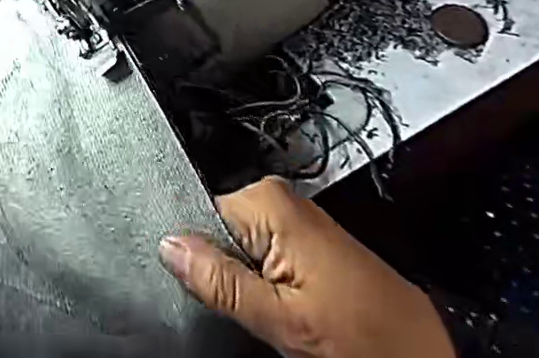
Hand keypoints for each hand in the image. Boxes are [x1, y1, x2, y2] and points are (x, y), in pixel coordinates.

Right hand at [159, 177, 452, 357]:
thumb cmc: (369, 341)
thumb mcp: (284, 320)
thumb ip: (222, 280)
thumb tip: (169, 246)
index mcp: (268, 199)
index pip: (199, 215)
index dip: (200, 256)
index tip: (212, 289)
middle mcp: (280, 198)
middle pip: (219, 231)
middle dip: (227, 271)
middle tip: (257, 310)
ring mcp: (295, 219)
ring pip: (240, 248)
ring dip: (247, 282)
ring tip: (278, 312)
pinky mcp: (307, 241)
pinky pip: (263, 255)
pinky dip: (265, 284)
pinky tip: (285, 309)